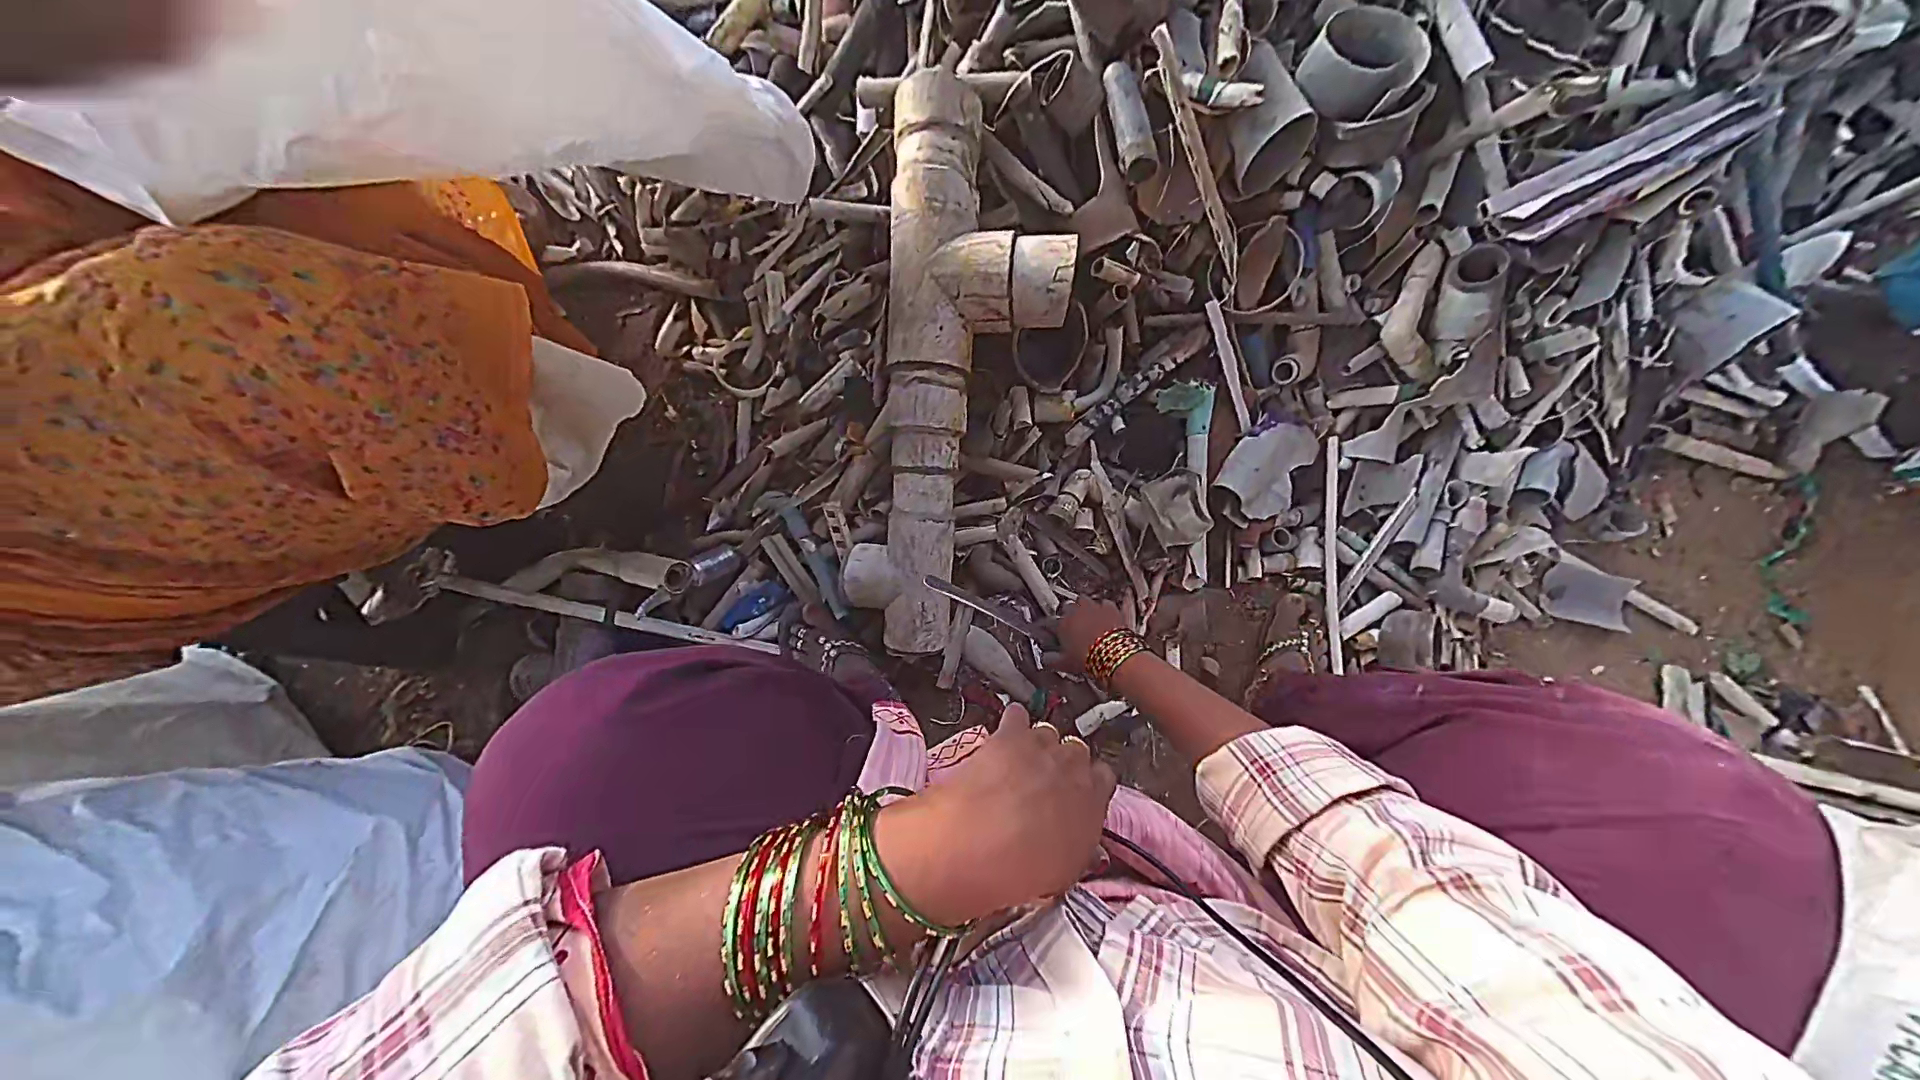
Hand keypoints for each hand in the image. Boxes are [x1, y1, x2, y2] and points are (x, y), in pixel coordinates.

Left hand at [875, 704, 1116, 924]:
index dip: (1087, 783)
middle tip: (1043, 781)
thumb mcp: (1065, 870)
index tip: (1074, 792)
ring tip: (1019, 762)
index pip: (1103, 777)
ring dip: (1036, 744)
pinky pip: (1016, 715)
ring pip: (1047, 732)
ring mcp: (1042, 746)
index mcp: (1093, 800)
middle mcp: (1074, 767)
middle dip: (1061, 761)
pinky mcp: (1011, 734)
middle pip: (1076, 750)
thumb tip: (1077, 845)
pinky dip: (1011, 721)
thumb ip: (1078, 845)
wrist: (982, 843)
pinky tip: (1002, 733)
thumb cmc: (1023, 866)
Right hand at [1055, 599, 1129, 674]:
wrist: (1114, 654)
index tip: (1053, 633)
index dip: (1050, 627)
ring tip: (1089, 620)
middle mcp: (1076, 611)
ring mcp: (1093, 607)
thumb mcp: (1066, 664)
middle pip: (1067, 606)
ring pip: (1085, 601)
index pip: (1049, 621)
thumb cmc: (1089, 657)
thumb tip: (1048, 661)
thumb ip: (1053, 660)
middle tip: (1073, 626)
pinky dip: (1104, 609)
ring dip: (1085, 608)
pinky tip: (1105, 618)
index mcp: (1061, 623)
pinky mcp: (1110, 608)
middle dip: (1069, 614)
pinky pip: (1105, 603)